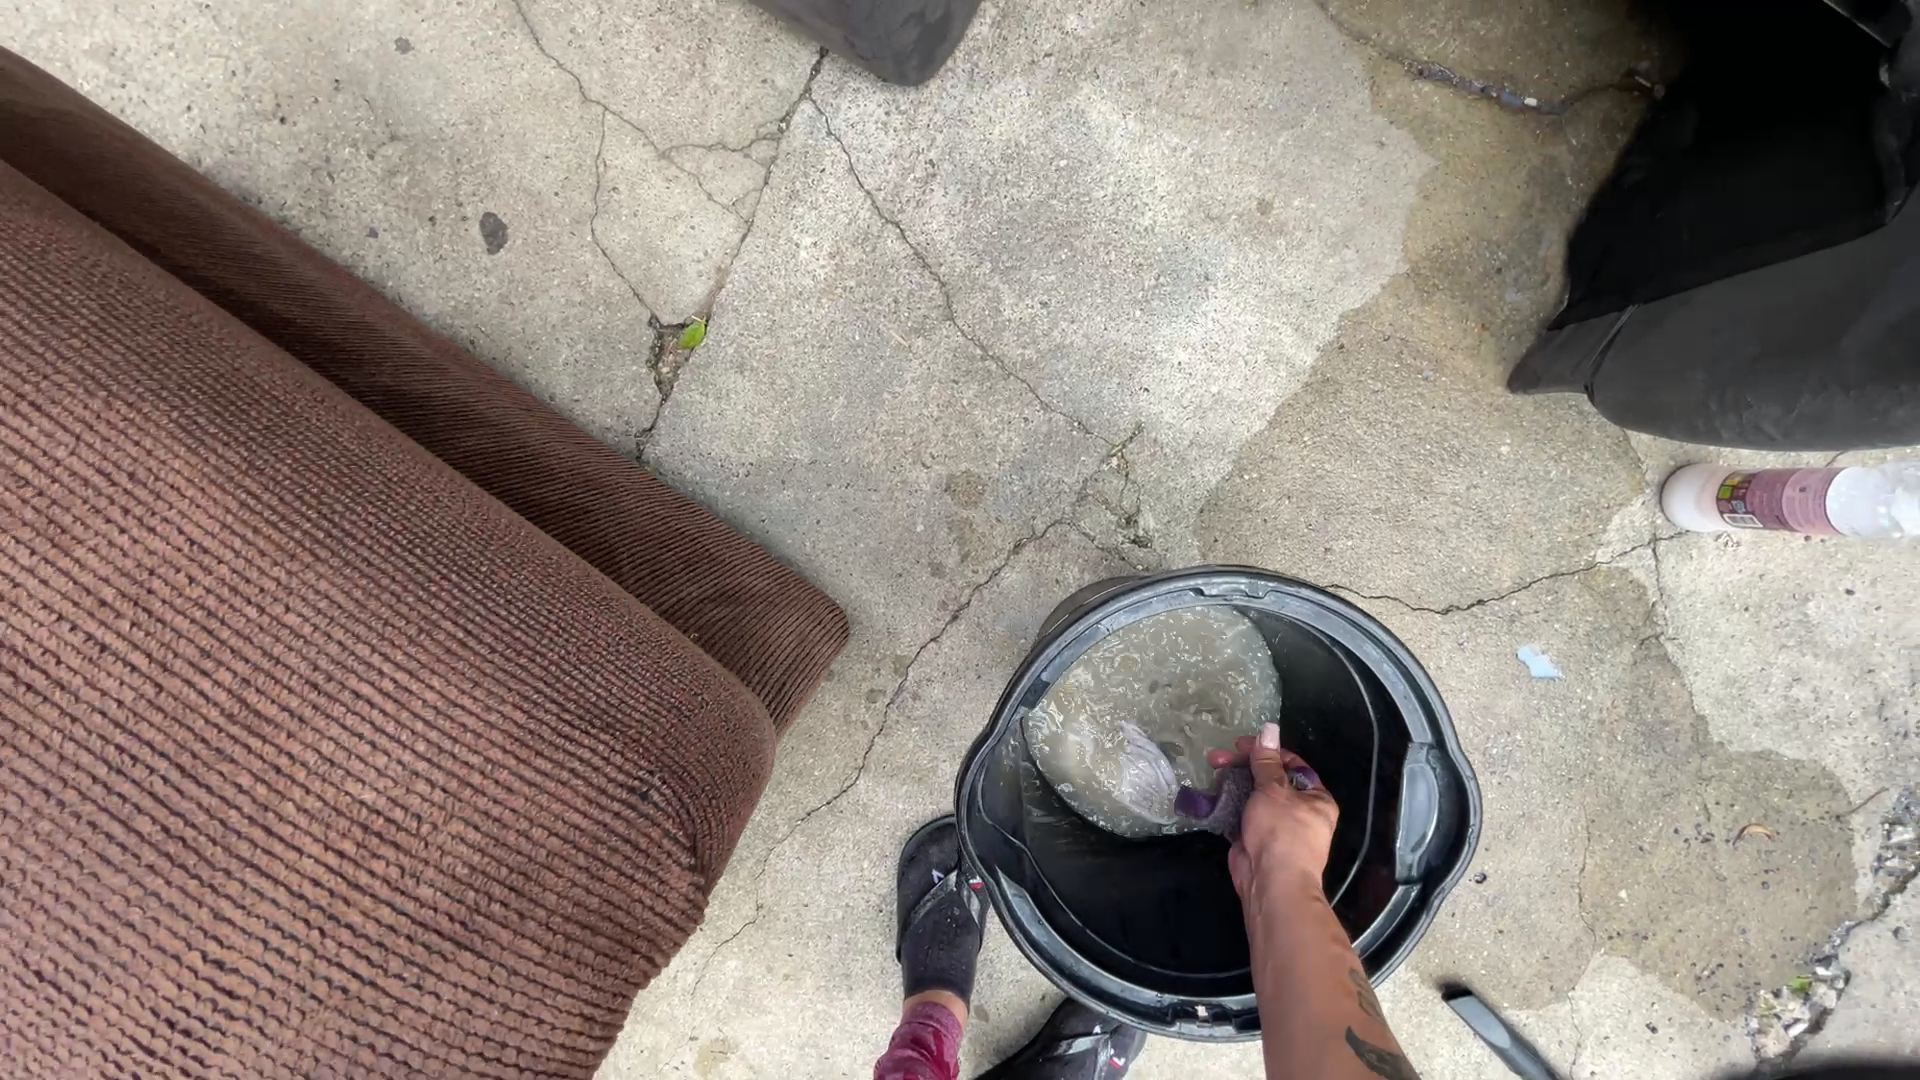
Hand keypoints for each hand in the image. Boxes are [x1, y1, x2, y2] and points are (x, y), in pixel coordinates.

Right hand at [1206, 723, 1338, 899]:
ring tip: (1212, 770)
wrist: (1271, 881)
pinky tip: (1211, 791)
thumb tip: (1269, 728)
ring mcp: (1274, 824)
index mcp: (1314, 798)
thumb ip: (1266, 760)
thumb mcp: (1274, 789)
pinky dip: (1226, 801)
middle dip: (1243, 765)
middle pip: (1267, 778)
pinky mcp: (1253, 836)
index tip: (1241, 744)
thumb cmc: (1282, 831)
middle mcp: (1297, 810)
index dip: (1266, 751)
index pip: (1290, 765)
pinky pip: (1240, 812)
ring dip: (1232, 781)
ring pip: (1251, 794)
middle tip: (1218, 758)